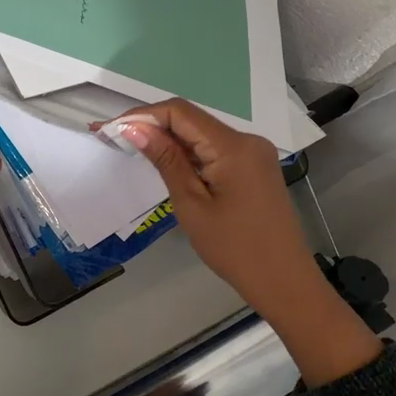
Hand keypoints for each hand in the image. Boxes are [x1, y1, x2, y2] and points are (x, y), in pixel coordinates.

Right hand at [104, 99, 380, 385]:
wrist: (285, 283)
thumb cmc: (235, 248)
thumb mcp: (192, 204)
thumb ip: (165, 160)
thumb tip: (133, 128)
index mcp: (234, 147)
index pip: (179, 112)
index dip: (141, 115)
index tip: (109, 129)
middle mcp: (247, 141)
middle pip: (190, 119)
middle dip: (150, 125)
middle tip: (111, 137)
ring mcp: (254, 153)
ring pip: (200, 133)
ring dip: (167, 139)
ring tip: (131, 149)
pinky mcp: (254, 167)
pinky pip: (213, 148)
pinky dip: (187, 152)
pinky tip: (165, 162)